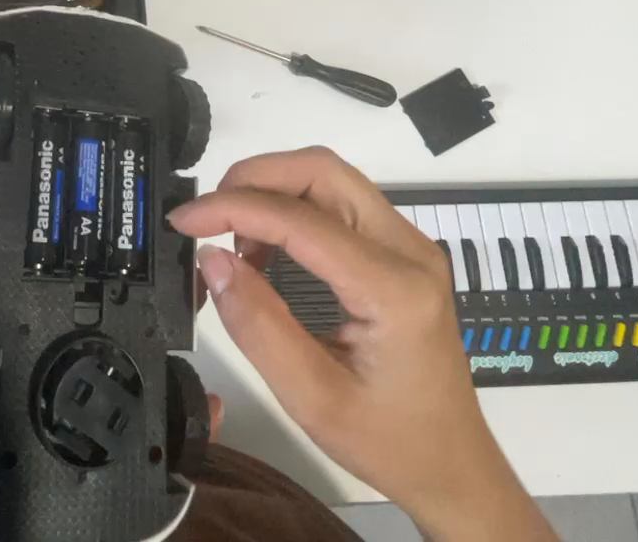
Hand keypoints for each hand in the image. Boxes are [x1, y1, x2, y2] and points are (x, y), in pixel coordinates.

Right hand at [168, 148, 555, 541]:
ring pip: (329, 176)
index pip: (300, 218)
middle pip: (321, 170)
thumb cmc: (388, 441)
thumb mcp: (312, 398)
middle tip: (208, 215)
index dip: (233, 208)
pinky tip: (266, 249)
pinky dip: (290, 205)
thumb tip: (212, 258)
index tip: (183, 221)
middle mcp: (408, 249)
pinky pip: (337, 200)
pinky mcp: (398, 248)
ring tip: (232, 236)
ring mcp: (408, 244)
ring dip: (271, 189)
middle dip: (253, 178)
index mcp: (393, 289)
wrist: (453, 466)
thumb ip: (258, 325)